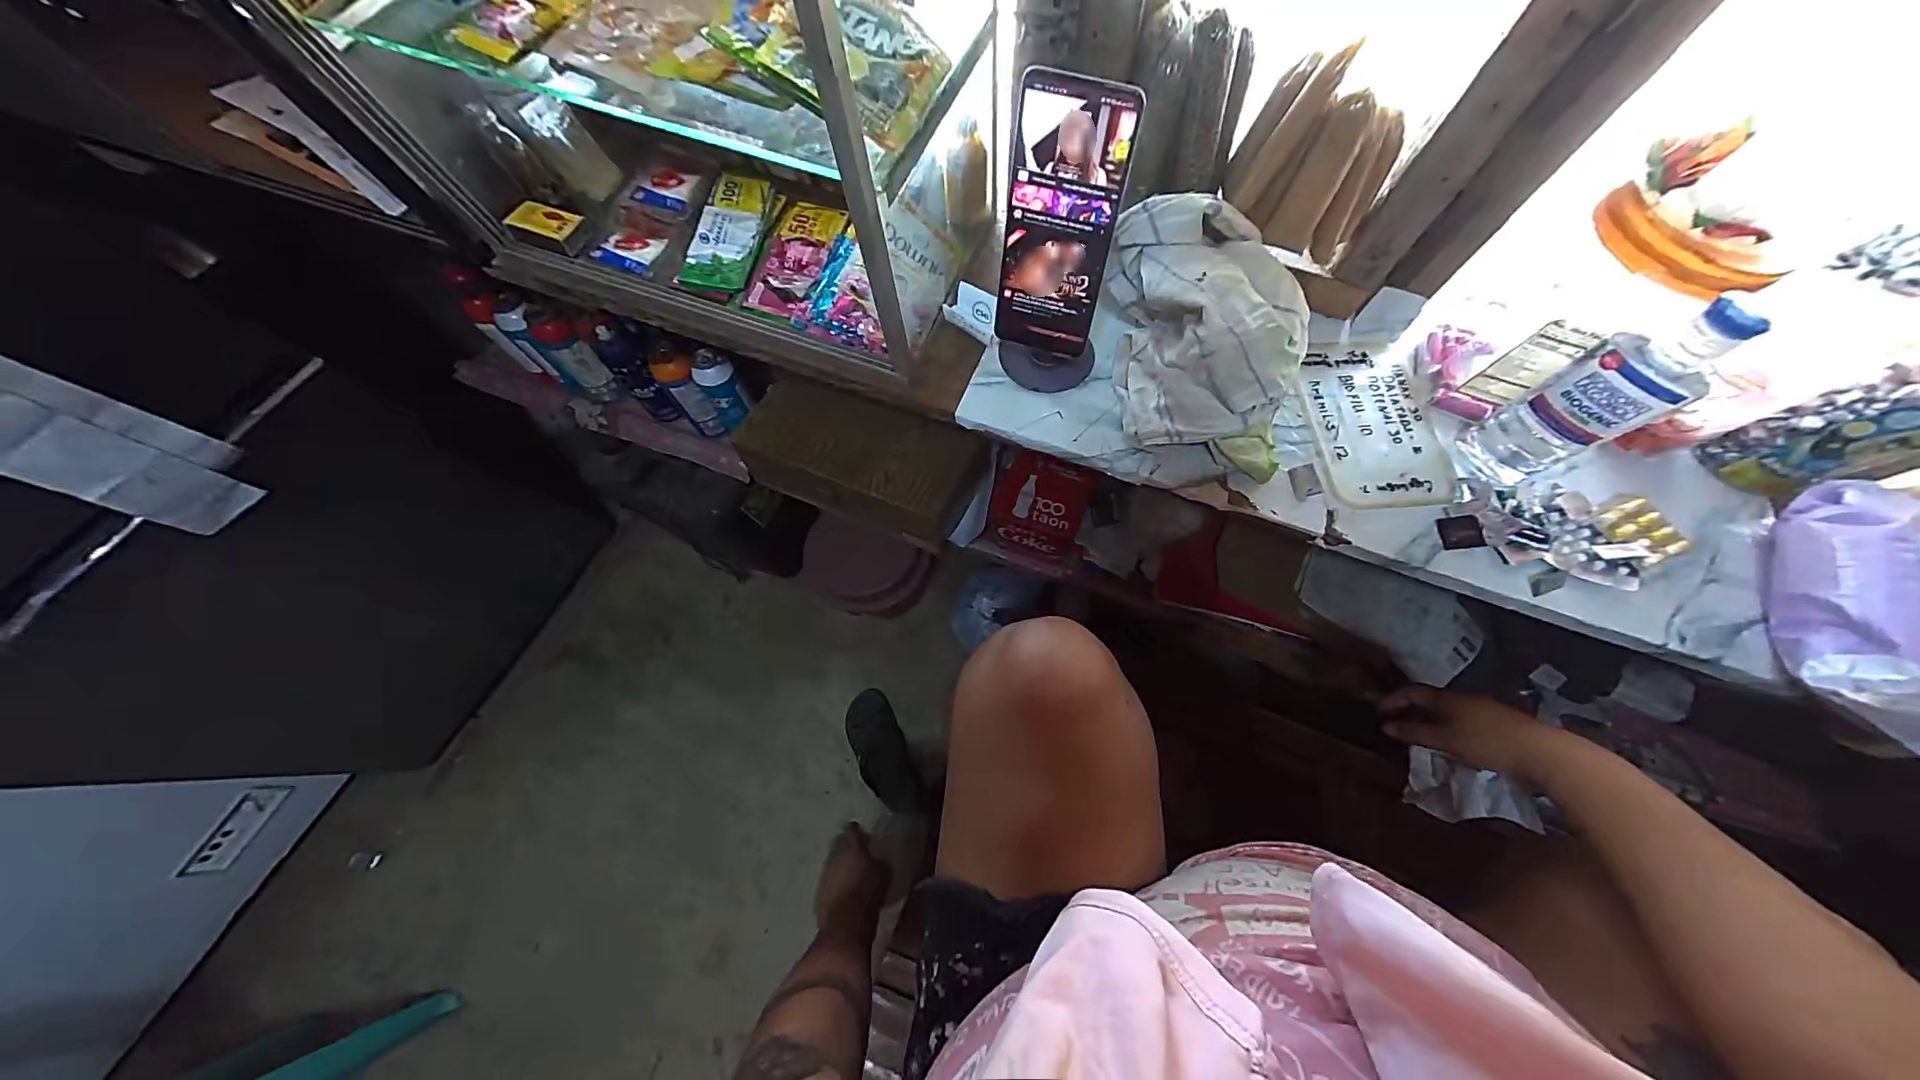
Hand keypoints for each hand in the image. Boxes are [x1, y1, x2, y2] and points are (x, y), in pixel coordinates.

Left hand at [814, 823, 889, 933]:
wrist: (846, 922)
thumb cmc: (868, 892)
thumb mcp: (884, 872)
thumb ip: (879, 860)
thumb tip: (877, 858)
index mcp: (851, 846)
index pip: (853, 830)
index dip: (859, 832)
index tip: (865, 837)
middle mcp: (835, 855)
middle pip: (840, 844)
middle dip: (849, 848)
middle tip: (860, 855)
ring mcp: (825, 872)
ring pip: (834, 862)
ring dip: (842, 865)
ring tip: (853, 874)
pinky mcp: (820, 890)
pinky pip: (830, 879)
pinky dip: (836, 881)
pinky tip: (845, 889)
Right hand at [1378, 685, 1569, 779]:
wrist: (1543, 752)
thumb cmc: (1487, 743)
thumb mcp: (1445, 740)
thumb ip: (1415, 732)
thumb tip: (1386, 726)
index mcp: (1447, 698)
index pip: (1411, 691)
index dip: (1392, 700)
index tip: (1378, 712)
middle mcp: (1463, 698)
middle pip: (1429, 699)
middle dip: (1409, 709)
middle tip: (1394, 723)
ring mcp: (1483, 708)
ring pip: (1446, 709)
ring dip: (1428, 718)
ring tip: (1418, 733)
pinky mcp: (1498, 722)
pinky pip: (1462, 718)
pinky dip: (1446, 725)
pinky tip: (1449, 740)